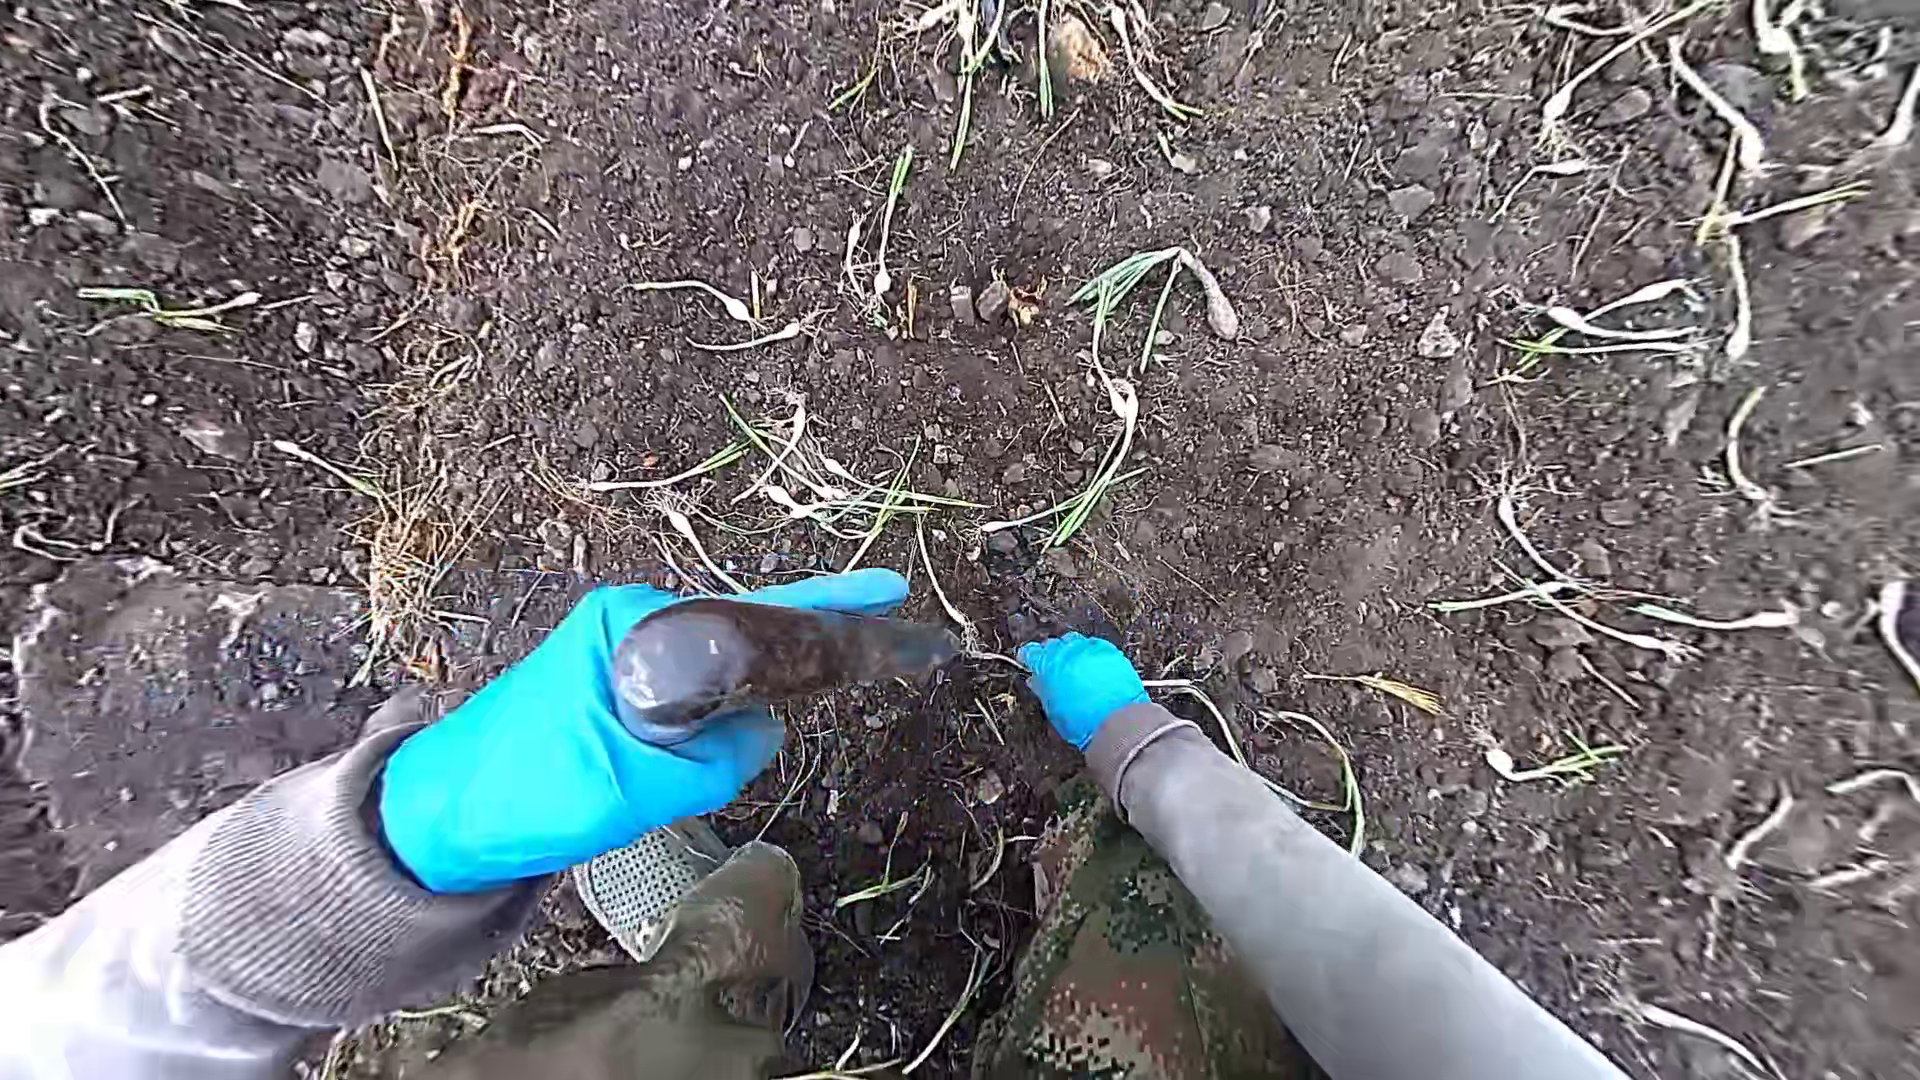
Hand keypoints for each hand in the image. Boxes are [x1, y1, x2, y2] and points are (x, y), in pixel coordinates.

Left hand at [378, 568, 910, 893]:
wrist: (431, 823)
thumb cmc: (528, 796)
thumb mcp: (640, 787)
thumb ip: (720, 758)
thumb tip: (768, 730)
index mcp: (637, 626)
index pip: (752, 610)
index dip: (825, 603)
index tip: (885, 591)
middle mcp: (637, 621)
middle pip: (747, 618)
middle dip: (811, 625)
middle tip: (880, 617)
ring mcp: (627, 646)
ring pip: (723, 652)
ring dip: (768, 669)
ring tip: (821, 675)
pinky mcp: (621, 678)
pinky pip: (697, 675)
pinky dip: (733, 691)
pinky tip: (757, 707)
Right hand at [1017, 632, 1149, 750]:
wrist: (1117, 721)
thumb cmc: (1083, 721)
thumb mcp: (1053, 709)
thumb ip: (1042, 690)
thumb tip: (1036, 681)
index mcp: (1048, 664)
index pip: (1031, 652)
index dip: (1028, 657)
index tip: (1029, 661)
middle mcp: (1068, 651)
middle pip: (1053, 644)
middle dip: (1051, 654)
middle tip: (1054, 670)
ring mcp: (1089, 649)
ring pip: (1074, 642)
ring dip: (1072, 652)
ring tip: (1075, 669)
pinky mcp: (1110, 651)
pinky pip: (1095, 647)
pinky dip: (1091, 654)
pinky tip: (1094, 669)